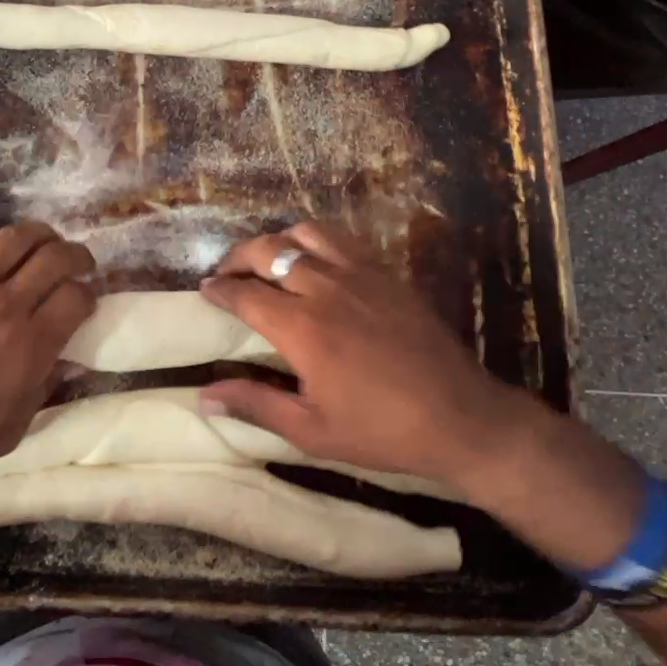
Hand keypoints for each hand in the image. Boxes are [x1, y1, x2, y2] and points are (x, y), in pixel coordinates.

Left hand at [0, 222, 96, 502]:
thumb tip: (67, 360)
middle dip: (76, 256)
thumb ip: (45, 387)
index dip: (89, 296)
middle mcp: (5, 307)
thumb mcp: (15, 427)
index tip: (85, 302)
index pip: (78, 297)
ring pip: (13, 237)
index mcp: (31, 346)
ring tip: (42, 244)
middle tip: (78, 265)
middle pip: (55, 257)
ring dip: (37, 235)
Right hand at [197, 222, 537, 493]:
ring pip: (304, 235)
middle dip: (238, 257)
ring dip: (276, 242)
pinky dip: (315, 242)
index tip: (205, 291)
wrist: (461, 417)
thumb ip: (255, 405)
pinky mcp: (386, 273)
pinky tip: (314, 262)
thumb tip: (204, 397)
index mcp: (301, 329)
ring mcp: (359, 275)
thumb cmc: (381, 431)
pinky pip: (340, 240)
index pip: (245, 294)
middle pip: (267, 251)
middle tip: (227, 274)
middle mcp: (325, 289)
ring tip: (268, 261)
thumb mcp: (311, 430)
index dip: (219, 290)